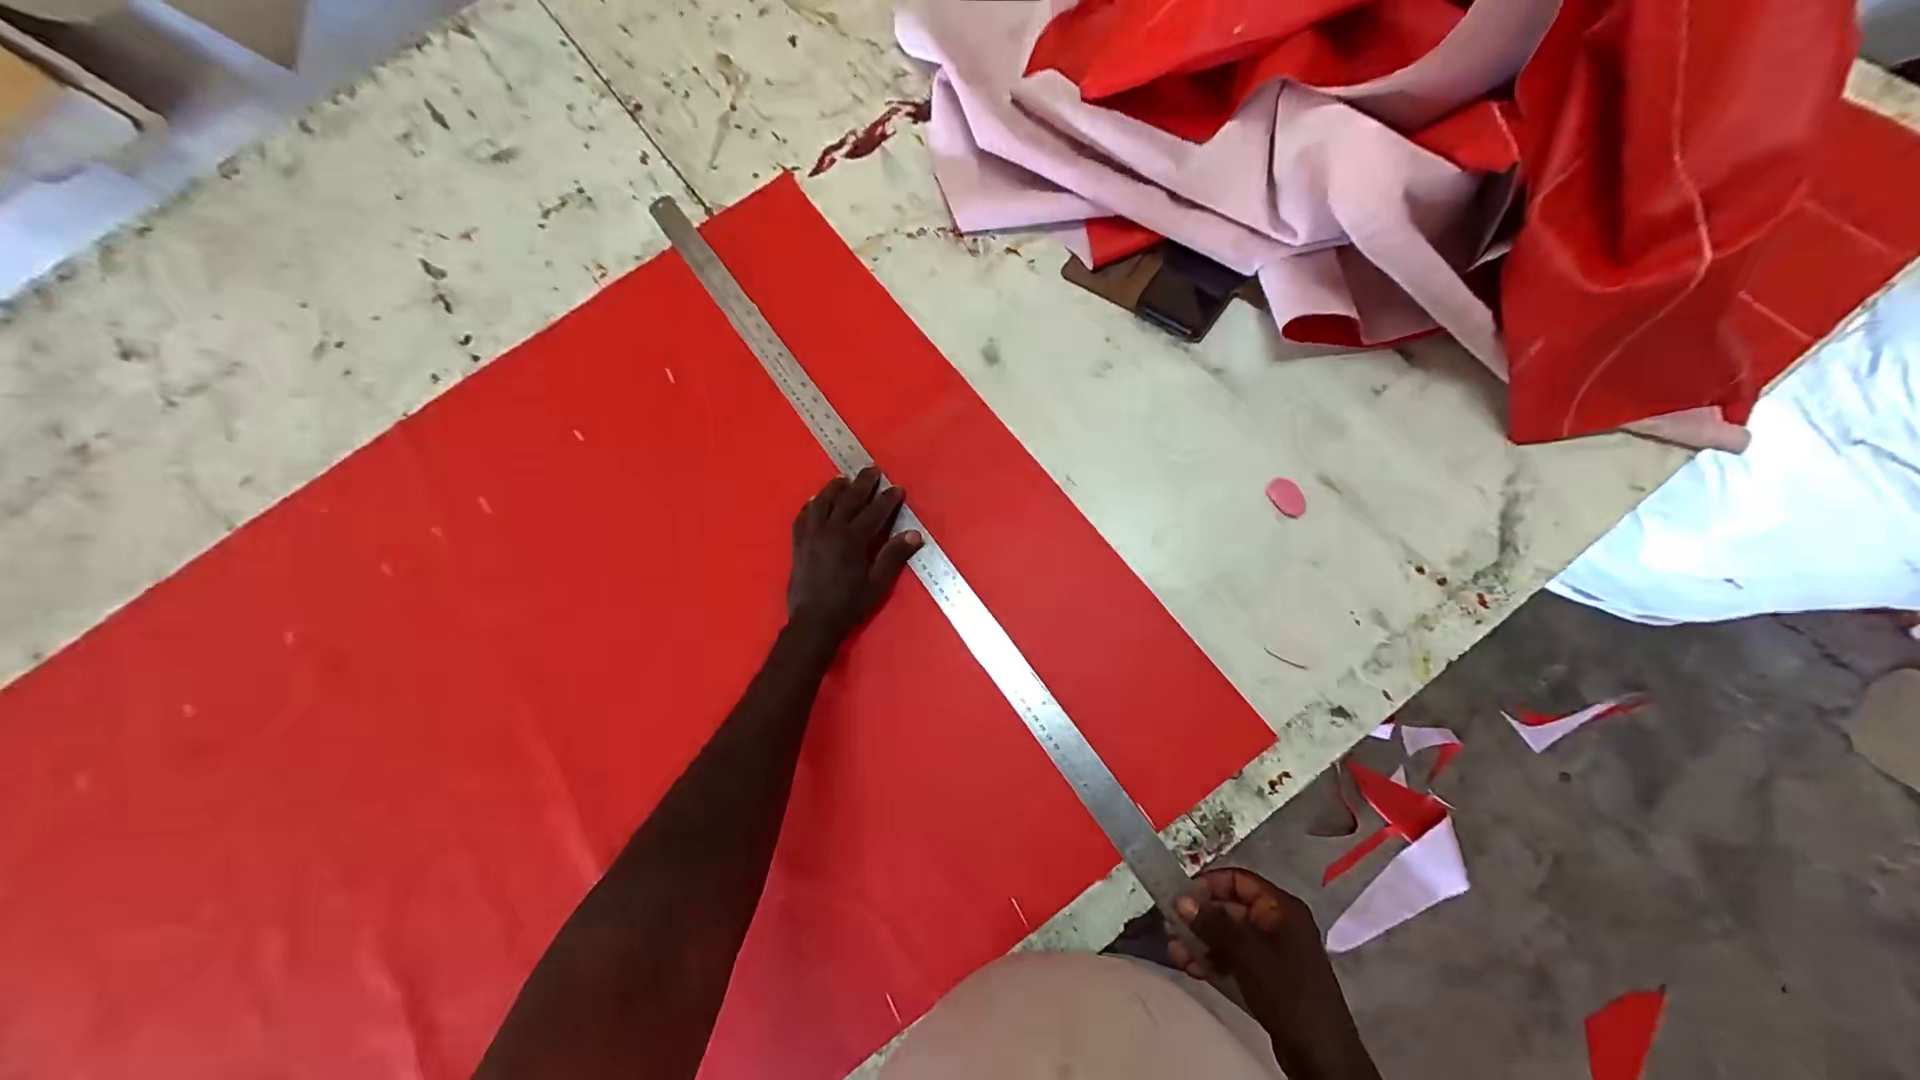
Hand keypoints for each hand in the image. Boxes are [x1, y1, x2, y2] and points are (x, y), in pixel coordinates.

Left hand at [787, 467, 922, 642]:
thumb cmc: (849, 605)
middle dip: (862, 483)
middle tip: (872, 470)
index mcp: (851, 540)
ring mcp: (810, 535)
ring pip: (822, 502)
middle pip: (848, 500)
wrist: (814, 621)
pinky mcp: (798, 543)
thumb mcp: (877, 583)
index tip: (896, 488)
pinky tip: (816, 500)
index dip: (887, 499)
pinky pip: (803, 516)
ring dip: (835, 488)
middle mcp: (829, 530)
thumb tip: (913, 534)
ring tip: (844, 479)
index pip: (873, 512)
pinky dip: (812, 505)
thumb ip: (893, 556)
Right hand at [1171, 868, 1380, 1079]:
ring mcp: (1273, 952)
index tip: (1181, 897)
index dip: (1208, 884)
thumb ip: (1213, 924)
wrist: (1321, 1058)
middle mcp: (1278, 924)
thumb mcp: (1247, 953)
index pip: (1238, 880)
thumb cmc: (1287, 993)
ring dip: (1201, 941)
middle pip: (1230, 908)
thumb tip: (1181, 900)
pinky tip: (1192, 968)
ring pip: (1229, 935)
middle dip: (1200, 918)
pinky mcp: (1267, 977)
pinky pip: (1234, 957)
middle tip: (1172, 928)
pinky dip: (1213, 960)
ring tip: (1177, 953)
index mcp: (1281, 908)